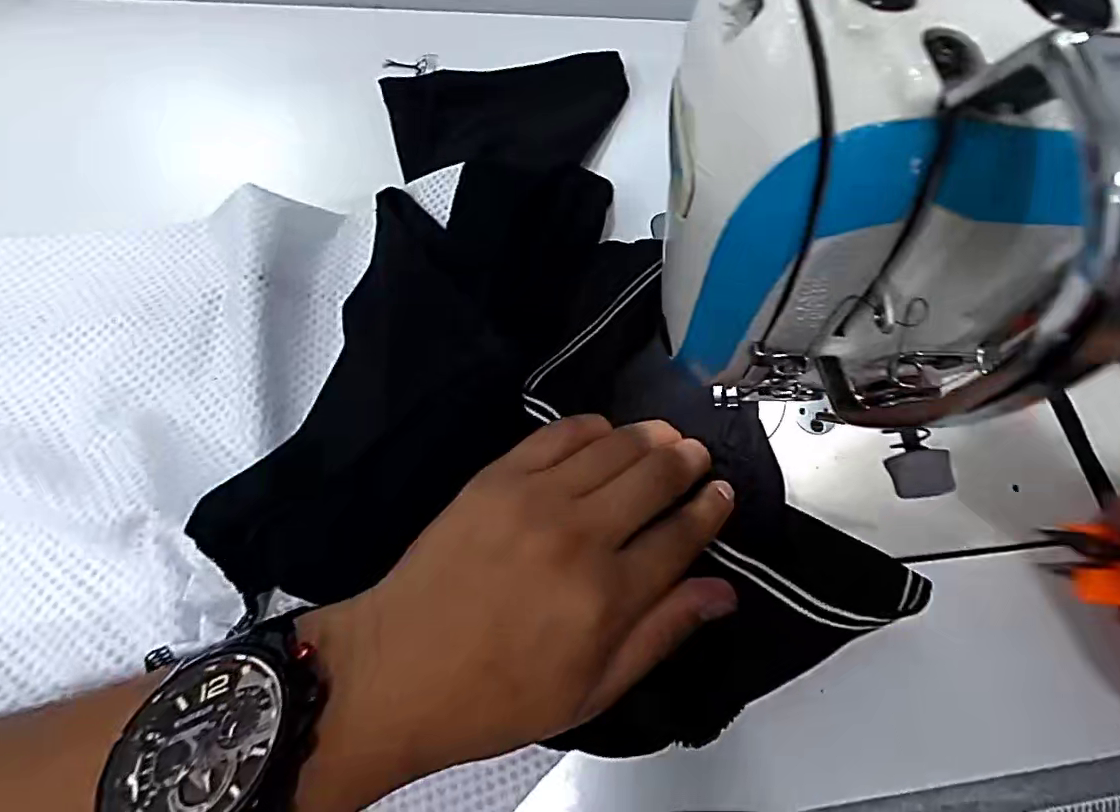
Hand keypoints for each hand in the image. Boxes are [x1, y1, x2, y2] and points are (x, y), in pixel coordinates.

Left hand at [295, 417, 736, 810]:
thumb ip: (663, 633)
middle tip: (698, 457)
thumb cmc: (497, 693)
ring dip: (653, 436)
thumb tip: (724, 593)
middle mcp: (580, 537)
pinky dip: (596, 426)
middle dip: (689, 461)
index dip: (711, 509)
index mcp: (606, 597)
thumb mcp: (591, 689)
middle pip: (657, 477)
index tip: (722, 493)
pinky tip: (609, 433)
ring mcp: (537, 498)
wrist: (395, 670)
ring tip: (667, 437)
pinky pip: (563, 432)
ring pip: (618, 446)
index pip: (681, 535)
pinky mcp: (500, 475)